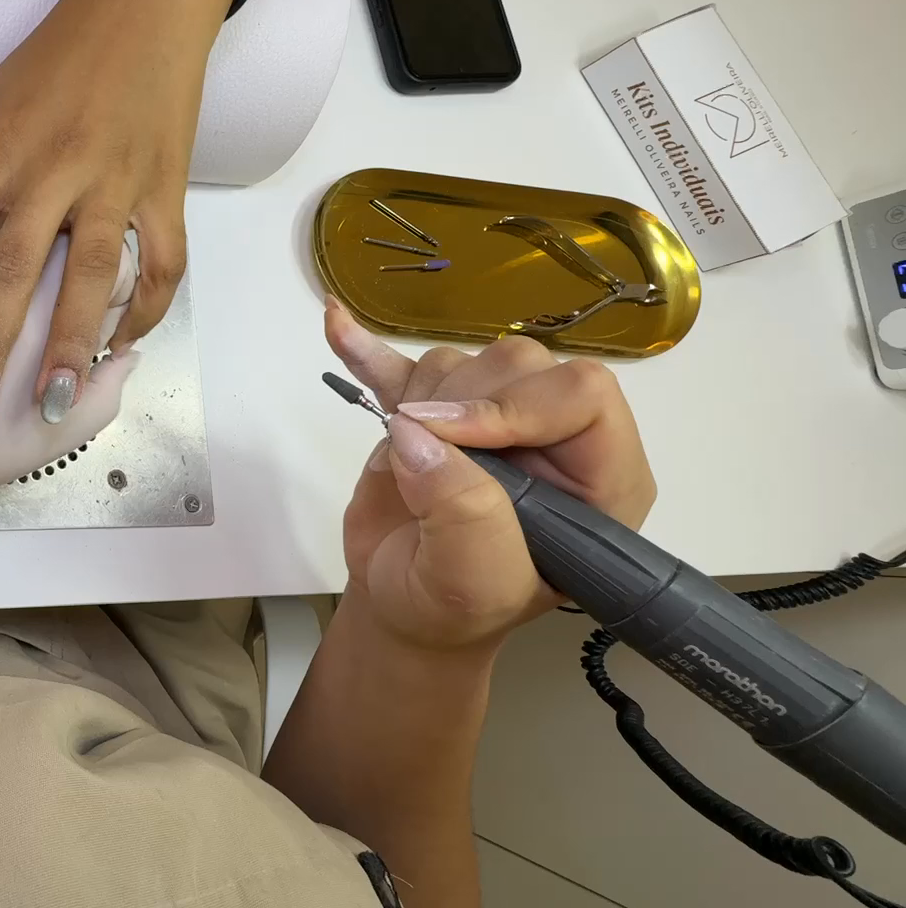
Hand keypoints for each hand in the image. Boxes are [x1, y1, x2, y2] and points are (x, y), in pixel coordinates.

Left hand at [0, 0, 232, 431]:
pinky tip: (121, 348)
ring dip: (71, 347)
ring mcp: (116, 184)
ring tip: (53, 405)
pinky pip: (163, 264)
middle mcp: (53, 172)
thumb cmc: (56, 55)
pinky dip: (144, 312)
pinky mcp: (167, 189)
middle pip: (12, 271)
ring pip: (92, 279)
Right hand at [323, 298, 657, 650]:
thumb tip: (415, 432)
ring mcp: (479, 422)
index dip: (511, 405)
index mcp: (594, 477)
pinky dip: (364, 348)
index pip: (579, 398)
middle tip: (415, 451)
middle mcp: (546, 437)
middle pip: (517, 366)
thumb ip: (465, 514)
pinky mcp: (421, 418)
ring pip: (456, 363)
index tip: (445, 436)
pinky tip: (336, 323)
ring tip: (395, 446)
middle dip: (458, 401)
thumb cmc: (450, 607)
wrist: (400, 605)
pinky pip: (396, 367)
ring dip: (415, 395)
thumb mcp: (473, 582)